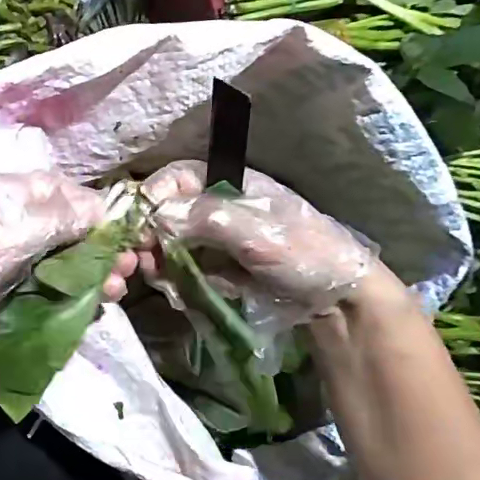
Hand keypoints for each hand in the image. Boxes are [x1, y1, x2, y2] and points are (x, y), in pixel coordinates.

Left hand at [0, 172, 131, 345]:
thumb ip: (67, 218)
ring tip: (115, 292)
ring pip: (68, 263)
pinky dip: (75, 296)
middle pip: (74, 232)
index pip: (72, 196)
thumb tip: (105, 211)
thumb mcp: (23, 227)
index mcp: (21, 194)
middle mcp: (22, 222)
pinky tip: (94, 307)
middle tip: (129, 269)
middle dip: (103, 250)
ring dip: (95, 275)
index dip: (102, 215)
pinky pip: (53, 288)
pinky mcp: (14, 288)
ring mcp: (18, 257)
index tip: (127, 236)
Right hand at [140, 160, 372, 317]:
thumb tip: (157, 214)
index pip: (175, 178)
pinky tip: (177, 292)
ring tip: (160, 279)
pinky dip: (172, 279)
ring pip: (166, 242)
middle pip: (164, 211)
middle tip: (143, 260)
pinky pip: (180, 268)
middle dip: (149, 234)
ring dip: (157, 260)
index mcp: (229, 183)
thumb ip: (206, 217)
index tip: (142, 226)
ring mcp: (213, 239)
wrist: (336, 301)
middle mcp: (215, 207)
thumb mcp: (258, 232)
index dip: (153, 196)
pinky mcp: (213, 267)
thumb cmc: (304, 254)